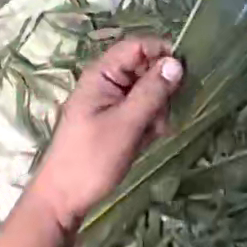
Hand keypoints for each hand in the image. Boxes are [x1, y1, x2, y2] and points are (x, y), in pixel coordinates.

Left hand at [22, 37, 183, 232]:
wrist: (62, 201)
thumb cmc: (91, 159)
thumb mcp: (126, 124)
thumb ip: (152, 92)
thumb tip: (177, 62)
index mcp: (102, 72)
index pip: (138, 45)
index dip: (162, 53)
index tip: (184, 74)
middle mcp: (107, 80)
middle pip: (146, 67)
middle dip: (160, 89)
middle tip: (162, 115)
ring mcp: (111, 99)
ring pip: (148, 89)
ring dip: (156, 109)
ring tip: (151, 133)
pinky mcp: (115, 117)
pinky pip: (142, 108)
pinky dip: (149, 122)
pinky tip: (146, 140)